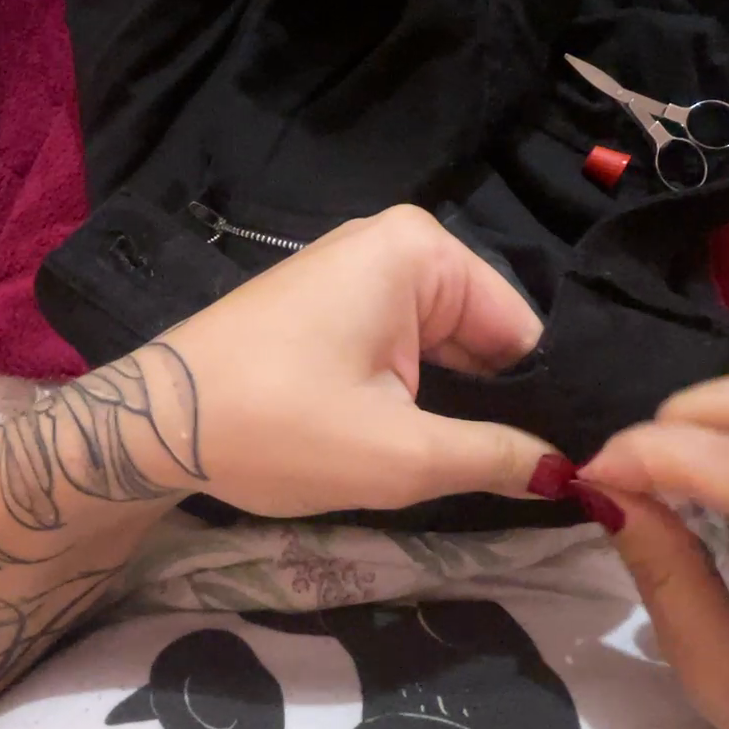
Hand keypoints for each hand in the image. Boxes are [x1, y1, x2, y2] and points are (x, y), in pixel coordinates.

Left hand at [159, 205, 562, 517]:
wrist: (154, 424)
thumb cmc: (278, 427)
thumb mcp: (401, 455)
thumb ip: (497, 458)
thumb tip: (574, 474)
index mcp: (421, 251)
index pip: (520, 332)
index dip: (545, 402)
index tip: (569, 467)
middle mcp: (393, 245)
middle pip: (482, 336)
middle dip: (497, 405)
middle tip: (531, 483)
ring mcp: (356, 272)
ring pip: (442, 347)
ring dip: (454, 405)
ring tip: (482, 471)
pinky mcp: (330, 304)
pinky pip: (401, 346)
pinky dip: (415, 393)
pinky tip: (425, 439)